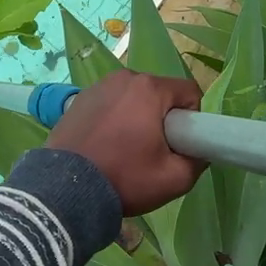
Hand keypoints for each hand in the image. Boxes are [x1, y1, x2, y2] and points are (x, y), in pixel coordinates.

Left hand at [45, 69, 204, 214]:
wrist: (67, 187)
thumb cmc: (124, 177)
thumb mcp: (174, 179)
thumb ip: (197, 160)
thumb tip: (198, 150)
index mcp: (148, 88)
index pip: (188, 92)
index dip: (192, 119)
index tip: (181, 143)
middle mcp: (123, 78)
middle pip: (159, 93)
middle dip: (163, 117)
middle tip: (154, 150)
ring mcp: (98, 86)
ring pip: (133, 98)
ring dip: (138, 117)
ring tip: (127, 149)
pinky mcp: (80, 98)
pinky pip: (111, 103)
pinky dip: (114, 118)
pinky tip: (106, 144)